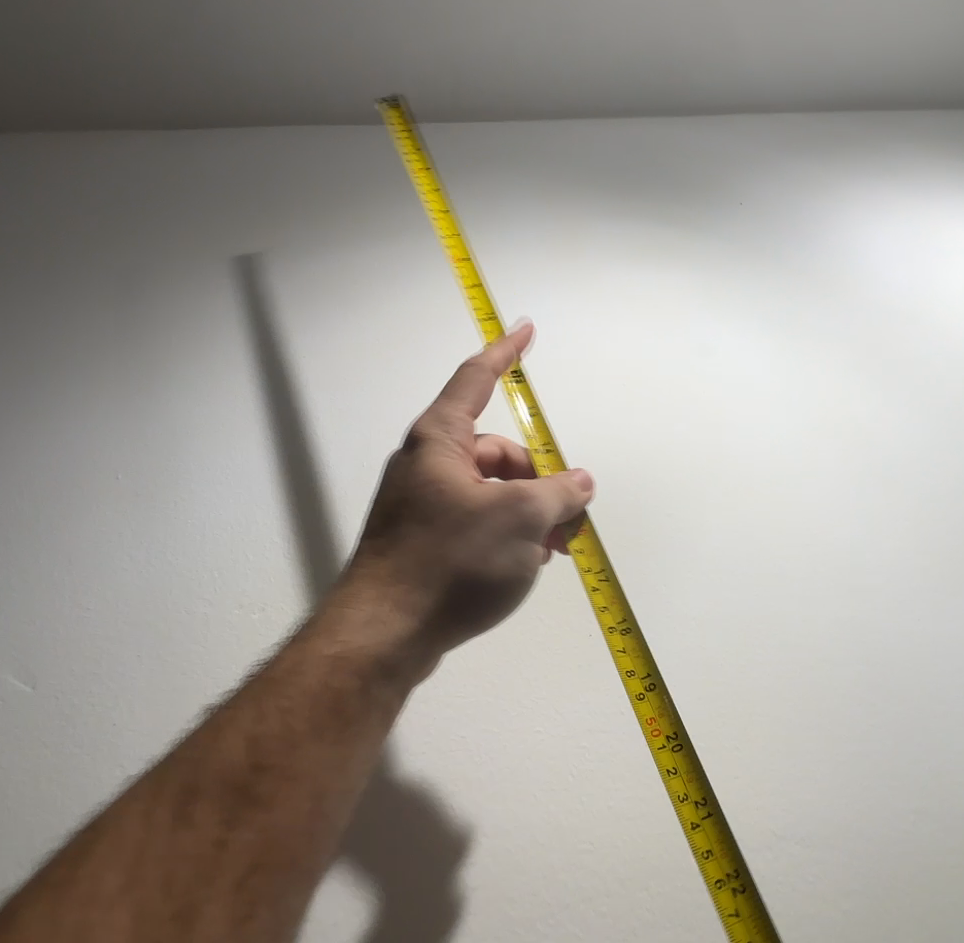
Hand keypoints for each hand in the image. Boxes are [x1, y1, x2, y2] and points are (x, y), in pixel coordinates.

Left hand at [336, 321, 594, 669]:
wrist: (385, 635)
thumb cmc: (450, 561)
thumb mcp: (519, 520)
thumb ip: (557, 493)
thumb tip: (578, 482)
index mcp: (440, 440)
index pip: (476, 378)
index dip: (505, 352)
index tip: (526, 329)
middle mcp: (427, 465)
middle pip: (497, 453)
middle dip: (539, 480)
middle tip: (570, 520)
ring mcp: (421, 506)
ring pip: (491, 493)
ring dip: (528, 514)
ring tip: (553, 552)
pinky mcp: (422, 543)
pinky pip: (475, 522)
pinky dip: (505, 535)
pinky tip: (525, 566)